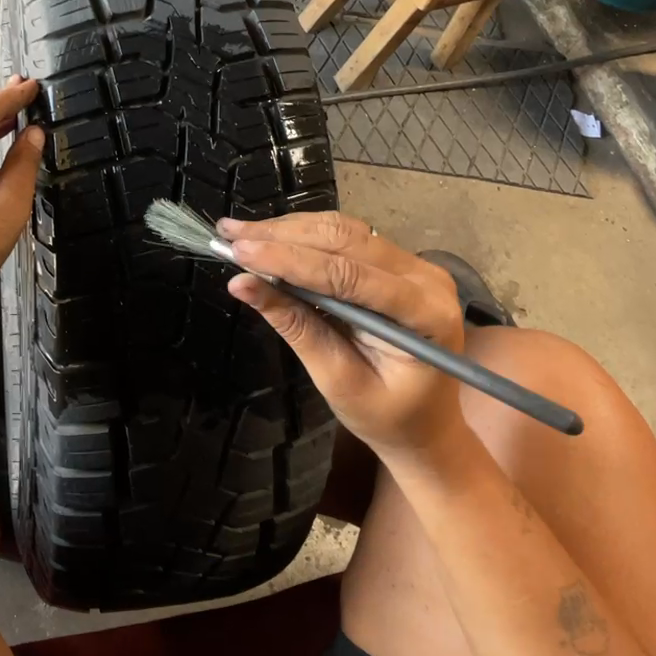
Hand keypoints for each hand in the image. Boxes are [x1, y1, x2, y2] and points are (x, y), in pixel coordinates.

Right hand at [221, 212, 468, 458]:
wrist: (427, 426)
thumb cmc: (387, 417)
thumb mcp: (337, 379)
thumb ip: (295, 326)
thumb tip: (241, 284)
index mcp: (424, 313)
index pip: (347, 274)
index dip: (289, 259)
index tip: (239, 250)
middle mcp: (425, 277)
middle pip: (344, 240)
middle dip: (281, 235)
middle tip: (228, 234)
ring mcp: (414, 265)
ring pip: (342, 230)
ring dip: (287, 229)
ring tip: (238, 232)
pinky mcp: (397, 262)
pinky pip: (347, 237)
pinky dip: (304, 235)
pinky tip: (269, 236)